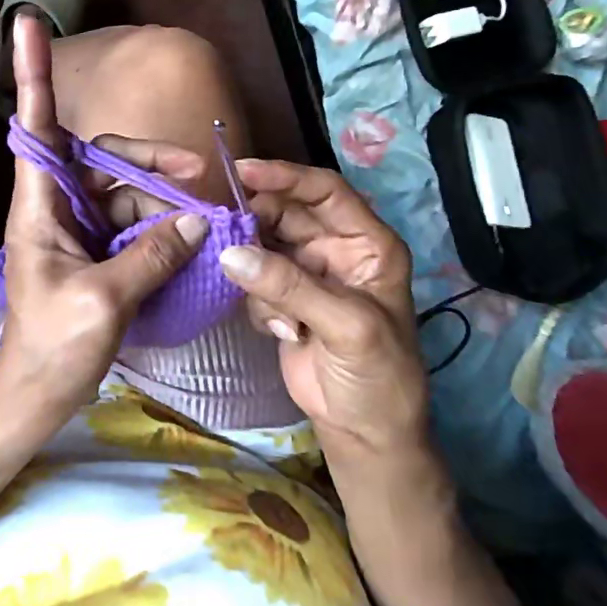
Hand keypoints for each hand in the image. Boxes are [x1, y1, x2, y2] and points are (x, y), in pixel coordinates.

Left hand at [0, 14, 211, 439]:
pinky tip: (185, 239)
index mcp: (39, 208)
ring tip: (198, 220)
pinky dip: (157, 226)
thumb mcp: (106, 301)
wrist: (35, 394)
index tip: (27, 24)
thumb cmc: (55, 347)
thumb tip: (196, 218)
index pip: (34, 129)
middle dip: (146, 158)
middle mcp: (54, 207)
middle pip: (98, 157)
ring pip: (121, 191)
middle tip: (195, 169)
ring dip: (159, 199)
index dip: (32, 76)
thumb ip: (152, 254)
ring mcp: (74, 229)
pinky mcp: (92, 251)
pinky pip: (129, 222)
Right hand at [217, 160, 426, 453]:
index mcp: (368, 244)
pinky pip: (252, 278)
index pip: (326, 192)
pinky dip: (255, 299)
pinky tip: (279, 331)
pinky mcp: (282, 299)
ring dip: (255, 269)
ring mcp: (305, 275)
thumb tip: (230, 252)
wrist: (363, 433)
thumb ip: (290, 286)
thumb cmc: (378, 376)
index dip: (286, 177)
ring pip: (262, 245)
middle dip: (259, 224)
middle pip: (286, 214)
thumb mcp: (346, 326)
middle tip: (228, 234)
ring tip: (273, 308)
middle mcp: (335, 251)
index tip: (242, 172)